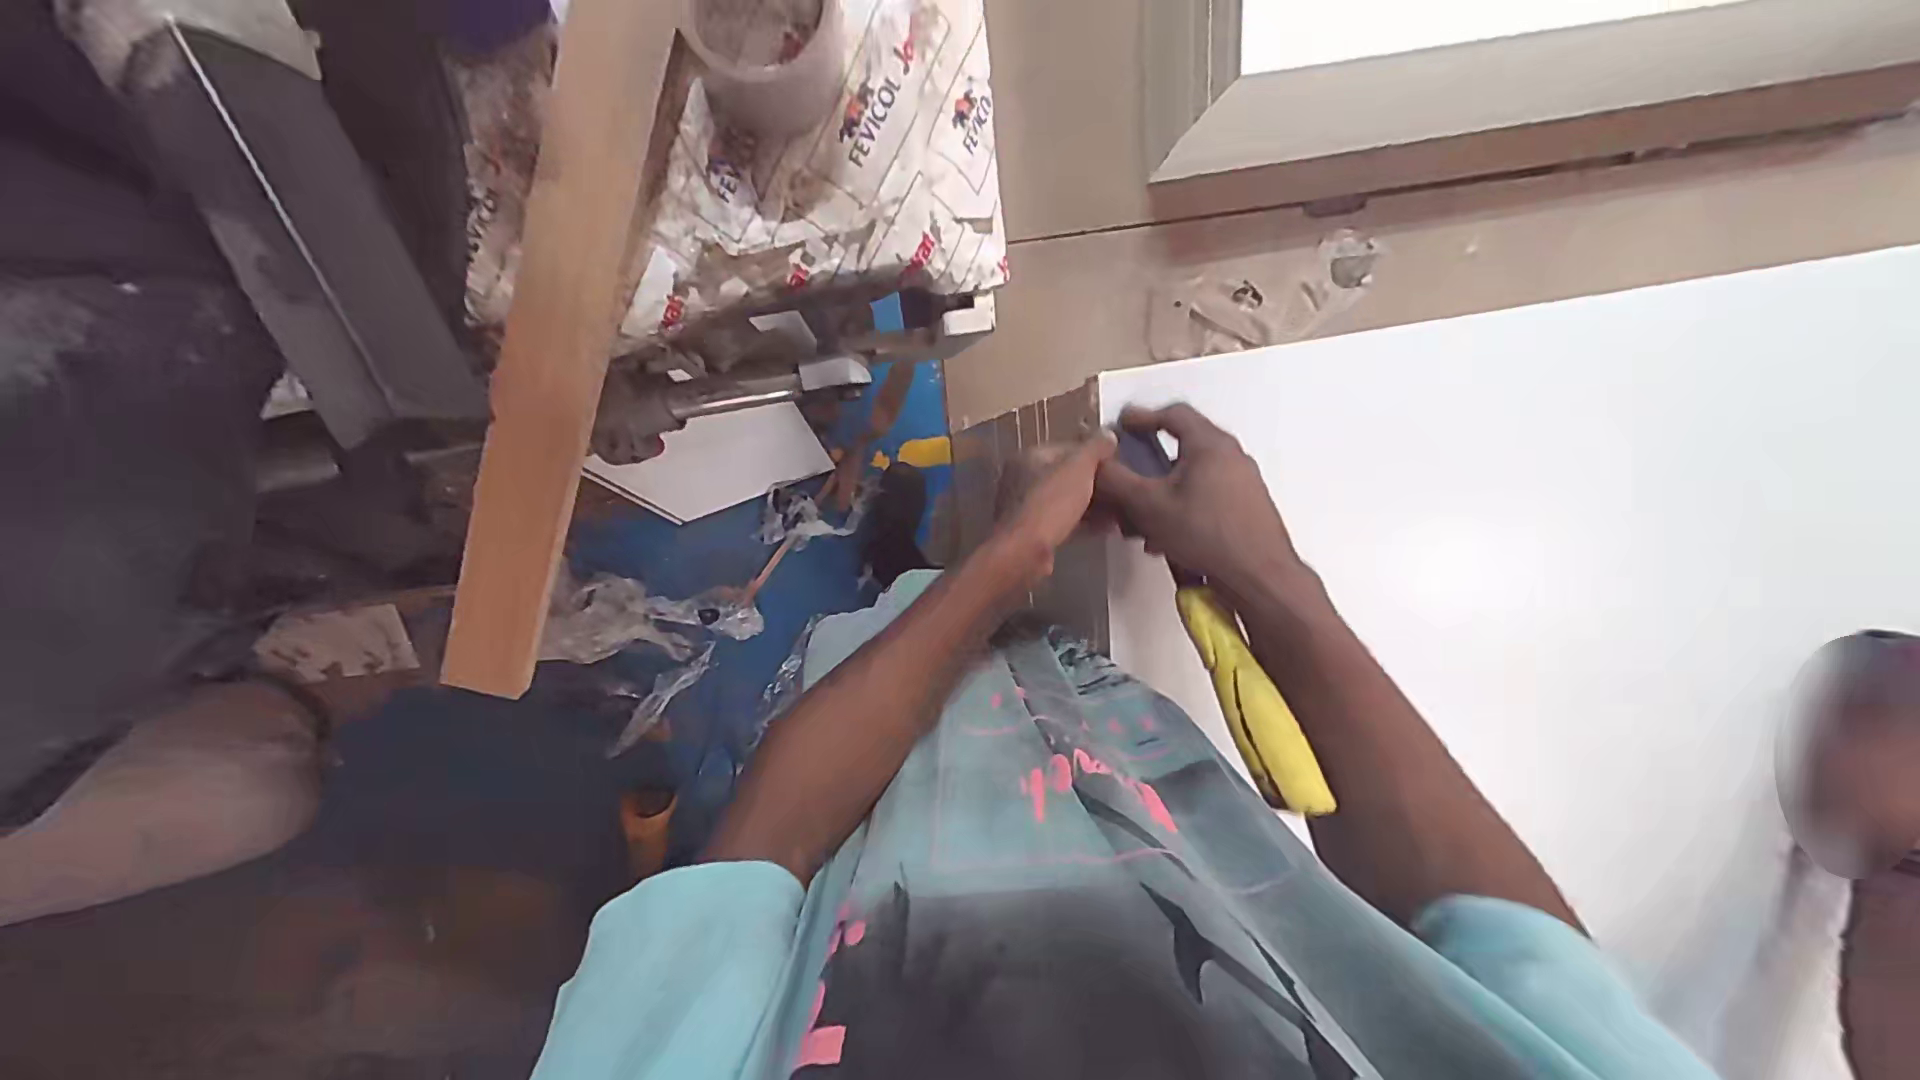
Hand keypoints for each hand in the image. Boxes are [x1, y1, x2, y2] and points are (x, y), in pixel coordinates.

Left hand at [984, 432, 1116, 584]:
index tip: (1118, 464)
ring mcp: (1024, 507)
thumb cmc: (1050, 503)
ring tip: (1119, 510)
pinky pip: (1061, 520)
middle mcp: (1021, 479)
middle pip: (1064, 475)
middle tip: (1121, 489)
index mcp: (1028, 457)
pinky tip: (1105, 527)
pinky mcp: (1031, 531)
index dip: (1094, 454)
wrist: (1025, 551)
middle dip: (1094, 482)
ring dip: (1090, 504)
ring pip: (1064, 499)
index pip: (1066, 447)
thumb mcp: (1078, 468)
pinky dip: (1081, 521)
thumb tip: (1109, 433)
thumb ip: (1094, 448)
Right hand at [1095, 403, 1301, 595]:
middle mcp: (1230, 457)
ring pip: (1191, 476)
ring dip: (1161, 492)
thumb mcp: (1148, 505)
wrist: (1257, 576)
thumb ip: (1116, 481)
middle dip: (1148, 464)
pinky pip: (1205, 497)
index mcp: (1209, 445)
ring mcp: (1241, 482)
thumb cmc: (1208, 534)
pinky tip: (1164, 537)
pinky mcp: (1245, 507)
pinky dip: (1180, 508)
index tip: (1123, 425)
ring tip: (1141, 518)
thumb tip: (1097, 464)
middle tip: (1127, 473)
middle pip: (1181, 447)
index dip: (1142, 417)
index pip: (1173, 414)